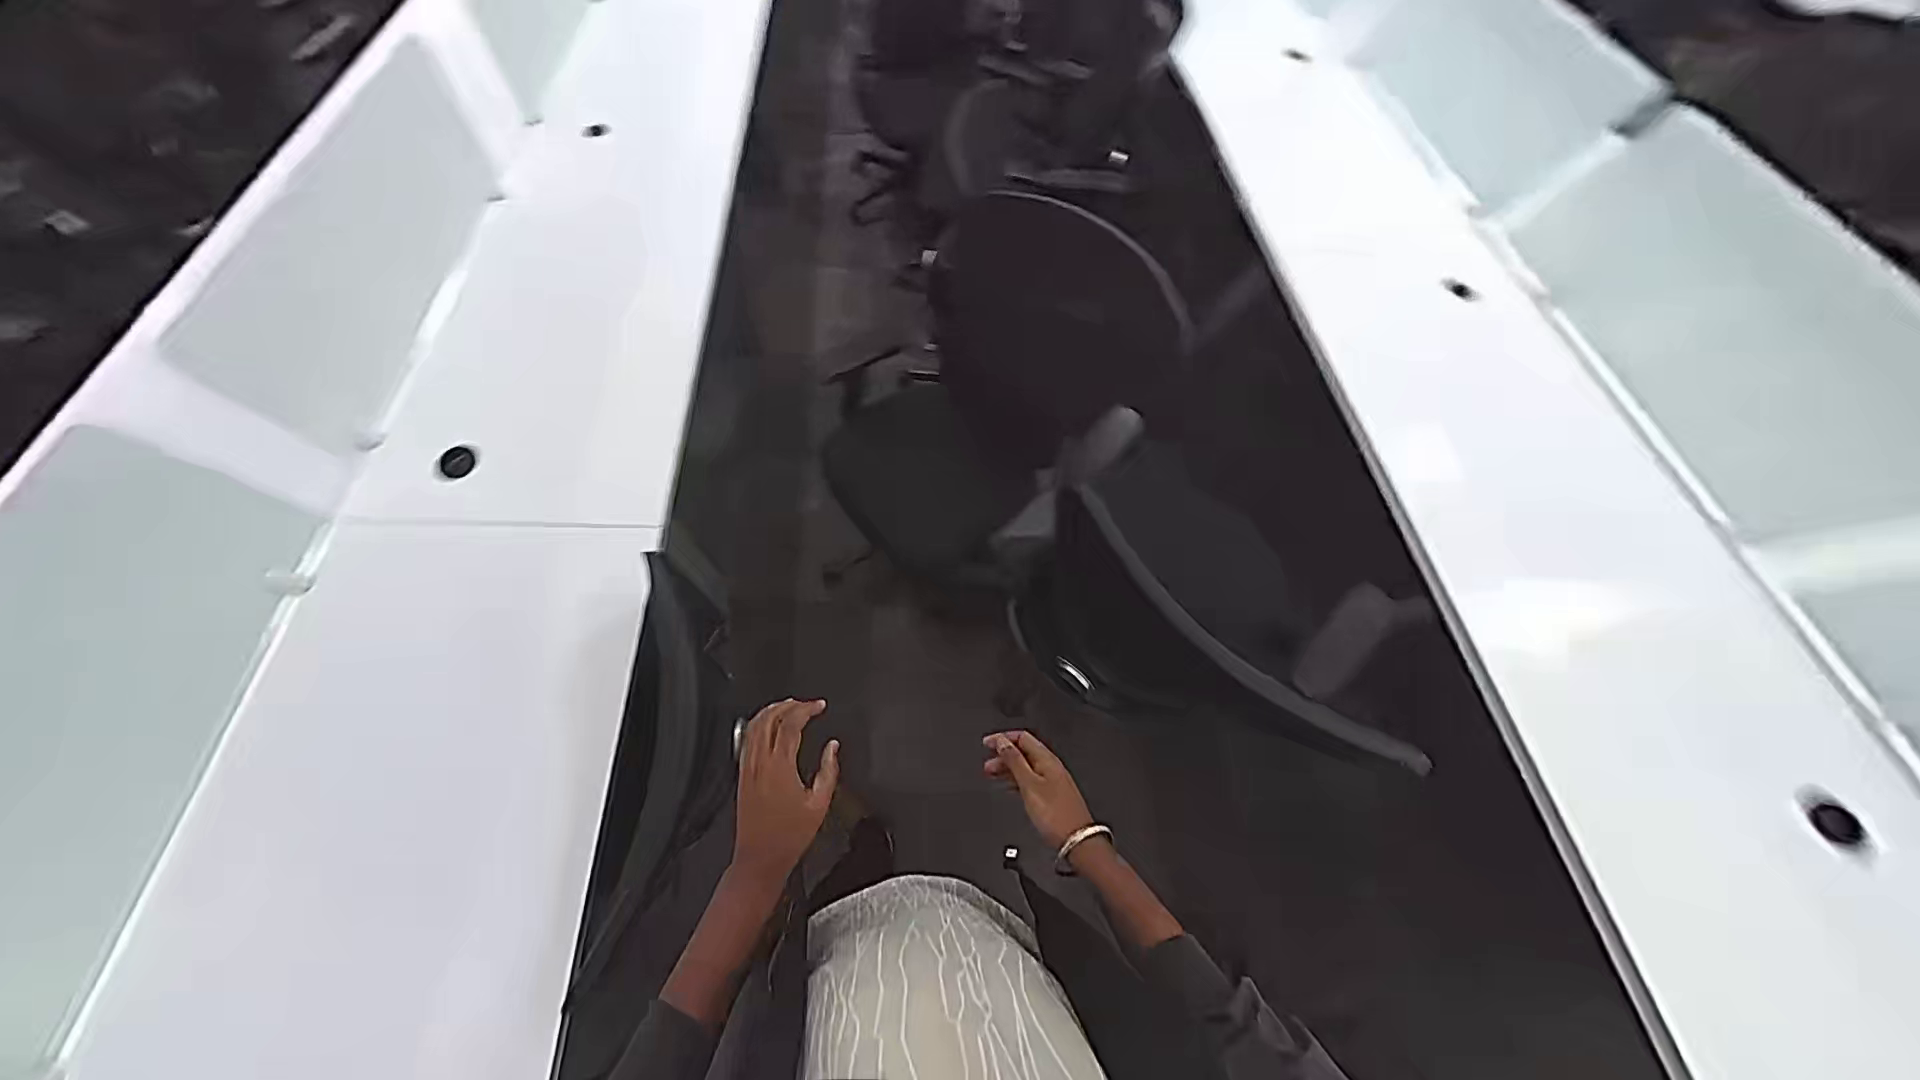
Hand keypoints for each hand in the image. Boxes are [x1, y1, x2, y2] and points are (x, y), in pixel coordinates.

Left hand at [733, 699, 839, 886]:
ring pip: (753, 726)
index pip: (790, 724)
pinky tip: (768, 726)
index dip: (806, 709)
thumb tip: (832, 748)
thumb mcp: (820, 803)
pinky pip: (746, 740)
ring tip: (788, 706)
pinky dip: (758, 724)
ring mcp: (747, 769)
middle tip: (805, 703)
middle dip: (788, 704)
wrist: (760, 859)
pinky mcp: (741, 776)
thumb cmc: (788, 837)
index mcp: (779, 767)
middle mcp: (759, 764)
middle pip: (768, 719)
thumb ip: (829, 770)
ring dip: (771, 711)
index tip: (819, 706)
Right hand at [983, 730, 1093, 850]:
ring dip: (1007, 768)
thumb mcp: (1029, 784)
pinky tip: (1009, 786)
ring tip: (992, 774)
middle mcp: (1051, 767)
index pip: (1022, 738)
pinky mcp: (1052, 794)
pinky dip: (1016, 779)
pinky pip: (1030, 780)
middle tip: (987, 762)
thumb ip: (1015, 761)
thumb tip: (1003, 742)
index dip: (1003, 738)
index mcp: (1047, 759)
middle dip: (1003, 754)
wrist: (1076, 840)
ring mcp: (1052, 781)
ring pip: (1025, 766)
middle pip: (1023, 752)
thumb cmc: (1057, 815)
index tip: (988, 743)